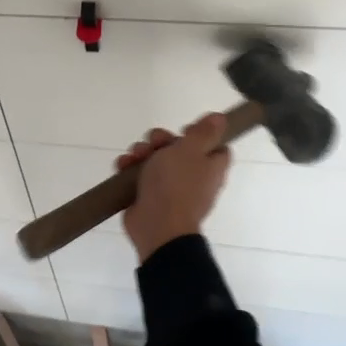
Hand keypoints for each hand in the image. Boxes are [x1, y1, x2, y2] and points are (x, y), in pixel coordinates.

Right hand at [114, 113, 230, 261]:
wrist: (156, 226)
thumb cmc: (176, 184)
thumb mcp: (191, 150)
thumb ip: (204, 133)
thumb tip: (222, 119)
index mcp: (210, 167)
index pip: (215, 147)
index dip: (200, 135)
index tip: (185, 131)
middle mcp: (194, 177)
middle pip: (180, 149)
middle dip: (161, 141)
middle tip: (154, 143)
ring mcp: (171, 188)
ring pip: (157, 160)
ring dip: (142, 153)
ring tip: (134, 158)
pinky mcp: (150, 196)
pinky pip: (141, 175)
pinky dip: (131, 169)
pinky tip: (123, 167)